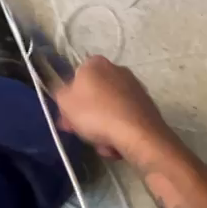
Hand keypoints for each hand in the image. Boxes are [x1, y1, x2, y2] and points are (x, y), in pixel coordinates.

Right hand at [55, 55, 180, 165]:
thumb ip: (60, 93)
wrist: (138, 134)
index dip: (70, 100)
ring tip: (102, 143)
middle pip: (94, 95)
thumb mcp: (65, 102)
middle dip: (87, 115)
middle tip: (82, 133)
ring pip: (109, 109)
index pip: (76, 78)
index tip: (68, 118)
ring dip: (103, 125)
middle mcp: (116, 69)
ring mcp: (134, 87)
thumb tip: (65, 93)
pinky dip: (119, 129)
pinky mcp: (146, 104)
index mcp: (95, 63)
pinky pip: (125, 117)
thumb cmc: (96, 113)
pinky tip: (116, 144)